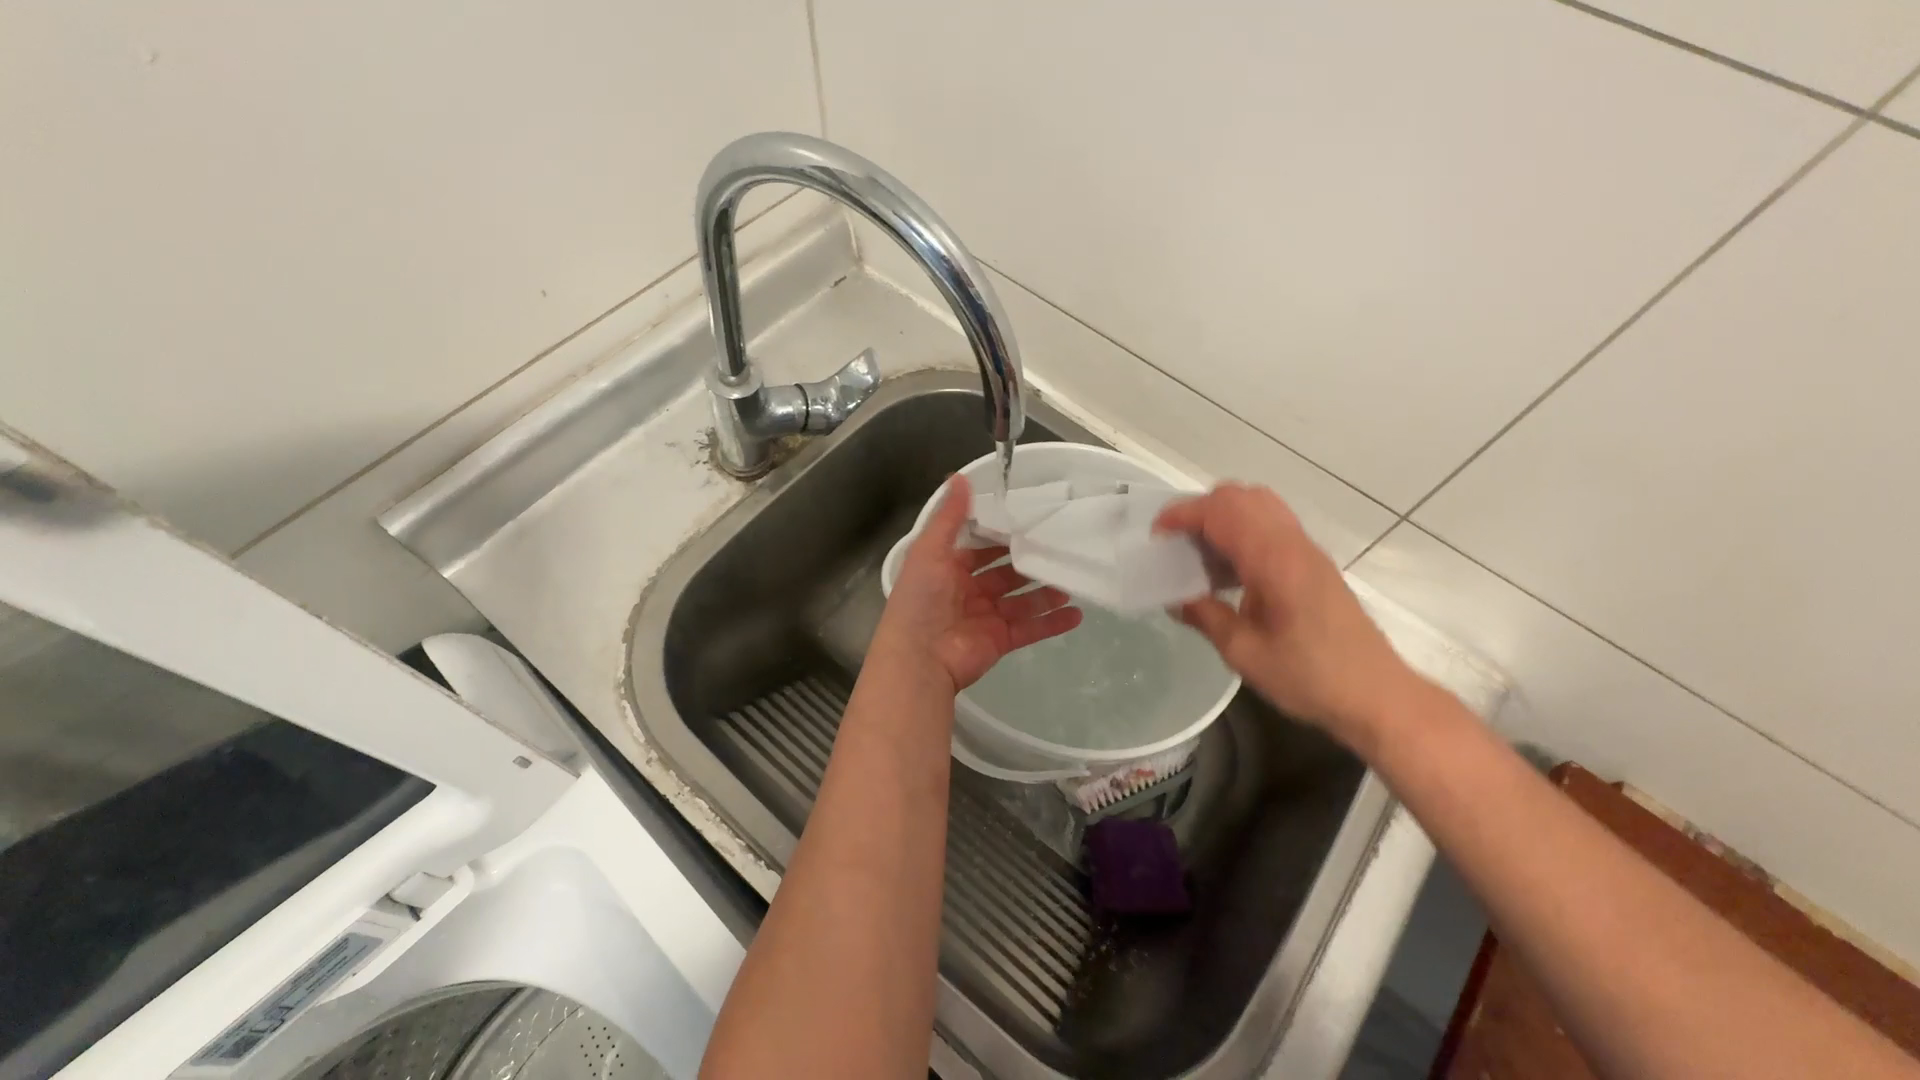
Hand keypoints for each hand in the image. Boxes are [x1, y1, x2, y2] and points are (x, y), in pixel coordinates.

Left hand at [873, 475, 1083, 691]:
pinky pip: (1030, 629)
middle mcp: (967, 592)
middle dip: (1029, 563)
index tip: (1030, 521)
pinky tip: (1076, 614)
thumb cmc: (920, 601)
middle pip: (1004, 574)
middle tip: (1059, 548)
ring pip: (1022, 601)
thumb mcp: (928, 551)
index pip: (979, 548)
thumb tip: (959, 477)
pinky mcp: (1000, 641)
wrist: (919, 659)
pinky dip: (1053, 622)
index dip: (1001, 536)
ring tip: (1073, 580)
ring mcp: (985, 618)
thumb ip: (948, 517)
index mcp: (947, 569)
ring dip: (1046, 592)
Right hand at [1156, 483, 1422, 745]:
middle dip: (1200, 509)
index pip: (1221, 511)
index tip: (1156, 537)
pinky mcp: (1314, 564)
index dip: (1182, 515)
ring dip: (1223, 518)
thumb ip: (1205, 616)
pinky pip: (1272, 527)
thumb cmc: (1309, 676)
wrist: (1375, 694)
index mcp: (1274, 559)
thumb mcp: (1244, 653)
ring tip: (1198, 555)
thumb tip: (1174, 598)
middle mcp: (1292, 543)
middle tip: (1175, 544)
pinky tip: (1229, 572)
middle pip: (1240, 496)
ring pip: (1259, 506)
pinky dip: (1243, 532)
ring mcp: (1307, 551)